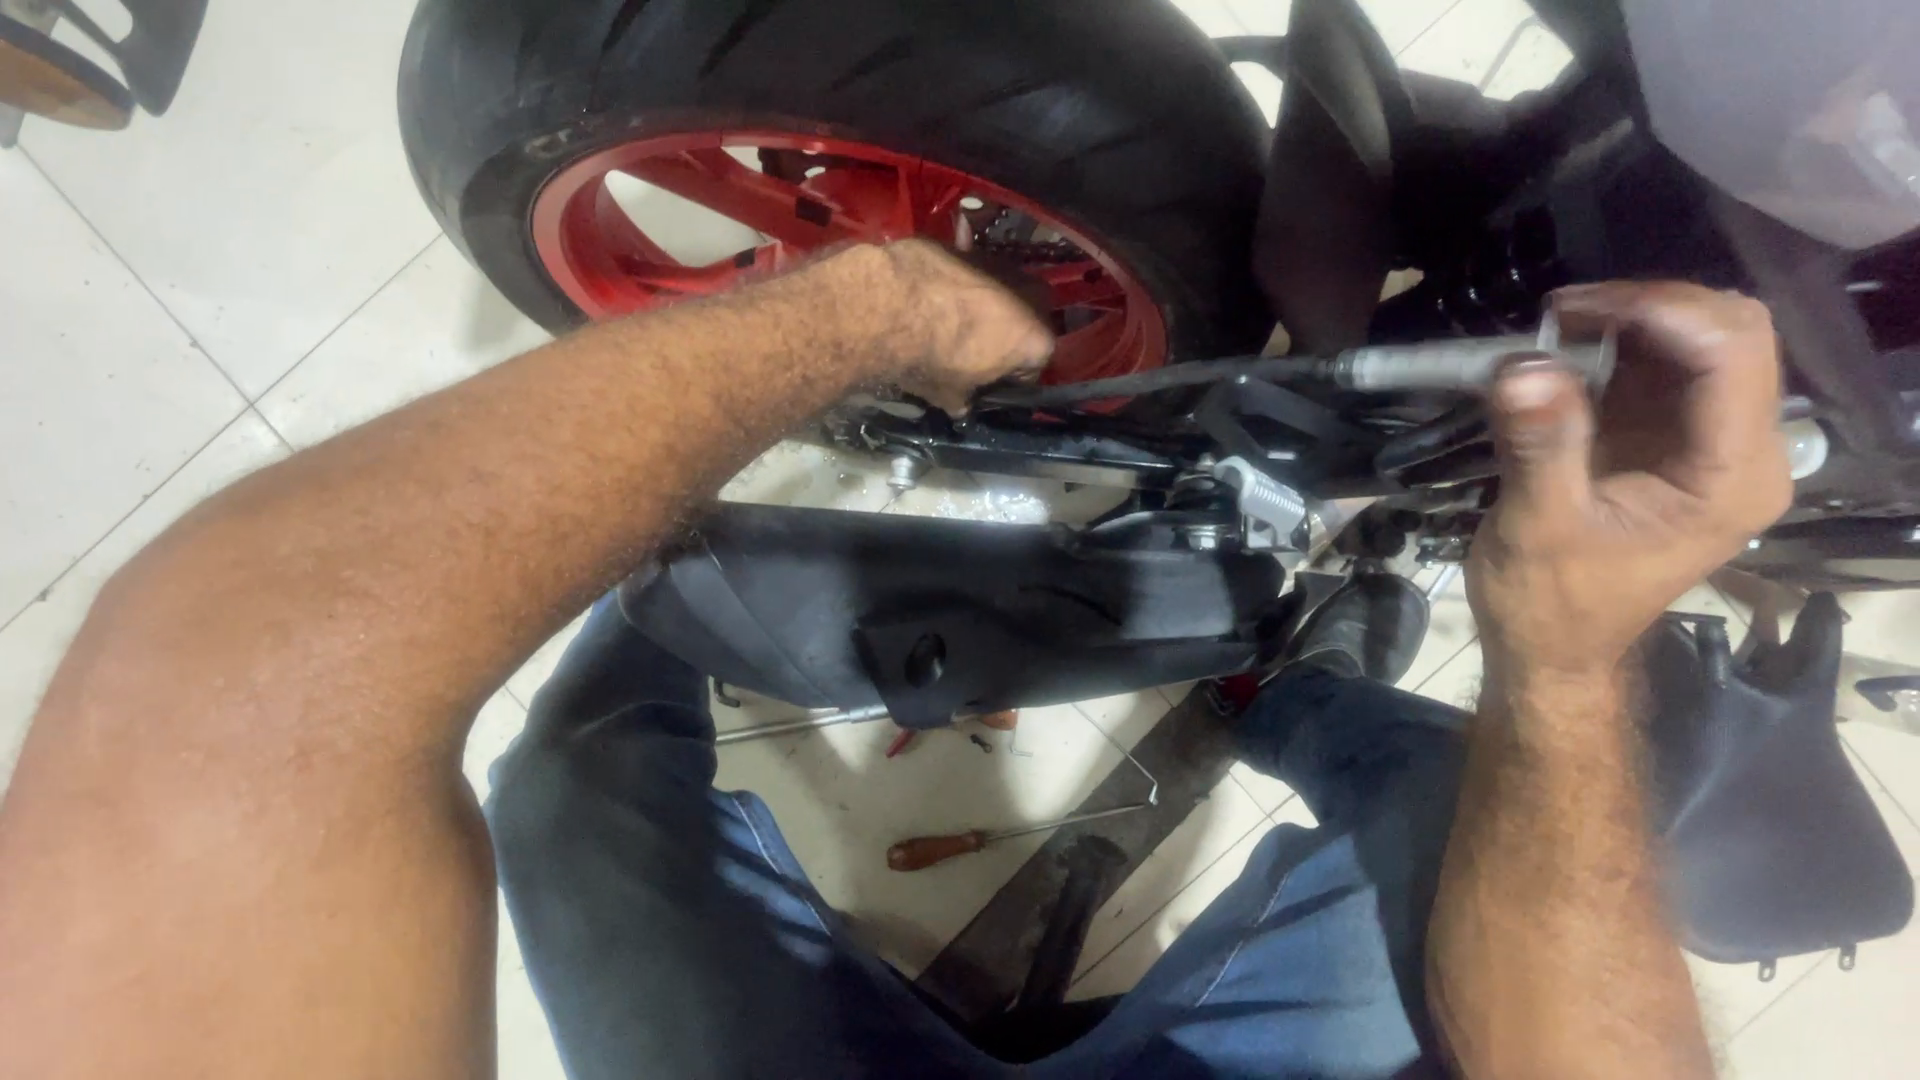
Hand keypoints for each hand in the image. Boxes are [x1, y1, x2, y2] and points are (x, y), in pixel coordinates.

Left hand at [864, 239, 1055, 413]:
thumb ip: (964, 400)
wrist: (893, 304)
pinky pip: (971, 273)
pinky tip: (932, 297)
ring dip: (982, 308)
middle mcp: (1032, 298)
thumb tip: (961, 404)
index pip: (1031, 369)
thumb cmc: (933, 358)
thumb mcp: (950, 395)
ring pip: (1000, 294)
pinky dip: (958, 285)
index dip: (1007, 380)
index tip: (985, 384)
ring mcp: (1003, 265)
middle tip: (969, 354)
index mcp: (1037, 340)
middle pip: (1023, 324)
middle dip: (1002, 337)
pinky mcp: (970, 248)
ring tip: (947, 325)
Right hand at [1468, 281, 1792, 682]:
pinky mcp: (1660, 445)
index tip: (1568, 310)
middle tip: (1555, 316)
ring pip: (1695, 346)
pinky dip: (1608, 352)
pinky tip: (1557, 358)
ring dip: (1625, 325)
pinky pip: (1653, 374)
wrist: (1549, 648)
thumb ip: (1539, 447)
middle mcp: (1735, 450)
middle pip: (1729, 337)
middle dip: (1647, 309)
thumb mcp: (1538, 528)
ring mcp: (1699, 444)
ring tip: (1548, 331)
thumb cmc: (1550, 601)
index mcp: (1730, 476)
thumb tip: (1518, 367)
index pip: (1732, 355)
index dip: (1661, 312)